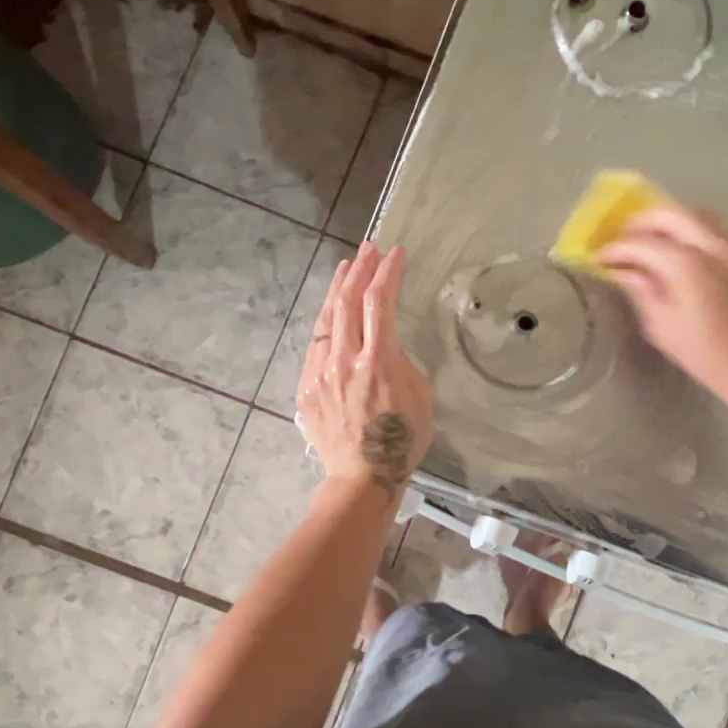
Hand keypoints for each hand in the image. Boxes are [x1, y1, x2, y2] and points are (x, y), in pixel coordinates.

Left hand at [297, 243, 435, 502]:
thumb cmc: (402, 440)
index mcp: (379, 362)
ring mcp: (321, 373)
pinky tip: (331, 312)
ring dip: (338, 289)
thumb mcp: (420, 397)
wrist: (363, 477)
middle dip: (361, 270)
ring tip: (346, 267)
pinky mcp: (307, 387)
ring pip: (327, 319)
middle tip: (368, 249)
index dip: (388, 273)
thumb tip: (386, 347)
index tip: (396, 254)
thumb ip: (401, 363)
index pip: (381, 302)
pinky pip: (316, 345)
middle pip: (349, 302)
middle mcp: (346, 360)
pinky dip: (326, 322)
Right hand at [595, 207, 727, 394]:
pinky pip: (710, 227)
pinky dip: (687, 228)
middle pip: (669, 214)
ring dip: (665, 221)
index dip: (615, 249)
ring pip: (693, 214)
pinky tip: (677, 248)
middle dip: (639, 223)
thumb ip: (641, 291)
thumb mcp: (661, 326)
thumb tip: (623, 271)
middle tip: (620, 241)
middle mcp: (709, 246)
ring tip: (647, 240)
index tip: (598, 258)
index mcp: (685, 264)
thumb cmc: (704, 352)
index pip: (641, 243)